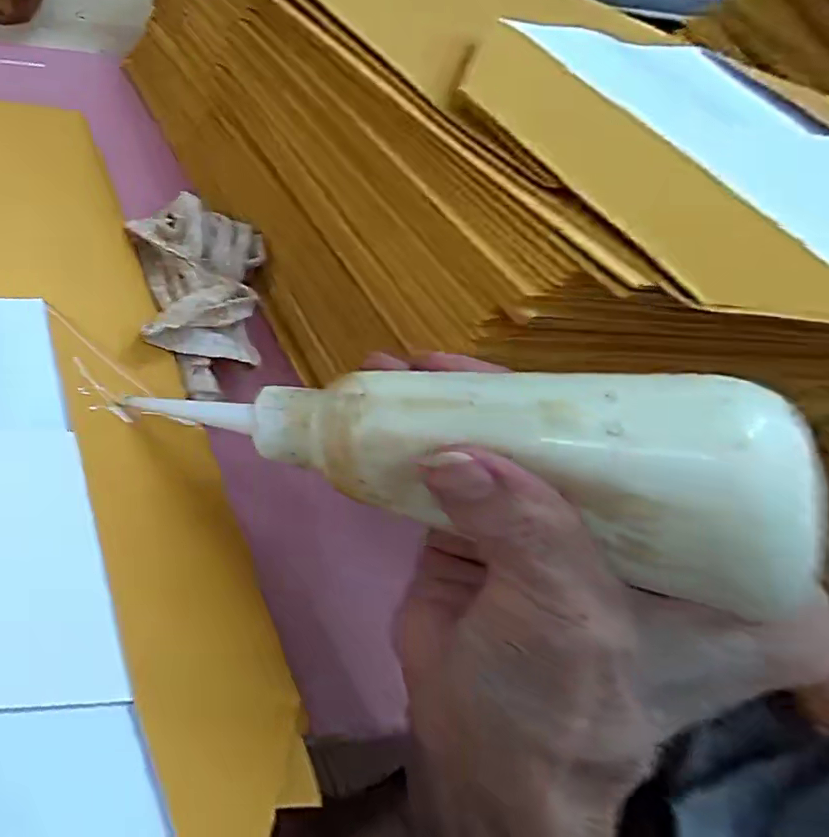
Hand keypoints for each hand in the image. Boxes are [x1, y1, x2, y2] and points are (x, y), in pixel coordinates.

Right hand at [369, 353, 828, 835]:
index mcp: (735, 575)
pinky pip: (459, 483)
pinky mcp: (491, 540)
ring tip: (394, 374)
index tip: (540, 380)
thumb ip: (526, 535)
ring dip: (450, 417)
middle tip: (440, 366)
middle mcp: (653, 550)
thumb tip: (449, 452)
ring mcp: (562, 543)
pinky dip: (417, 450)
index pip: (691, 472)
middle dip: (508, 404)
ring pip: (510, 461)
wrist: (477, 748)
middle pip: (581, 454)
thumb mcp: (567, 622)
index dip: (619, 416)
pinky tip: (380, 418)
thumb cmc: (559, 702)